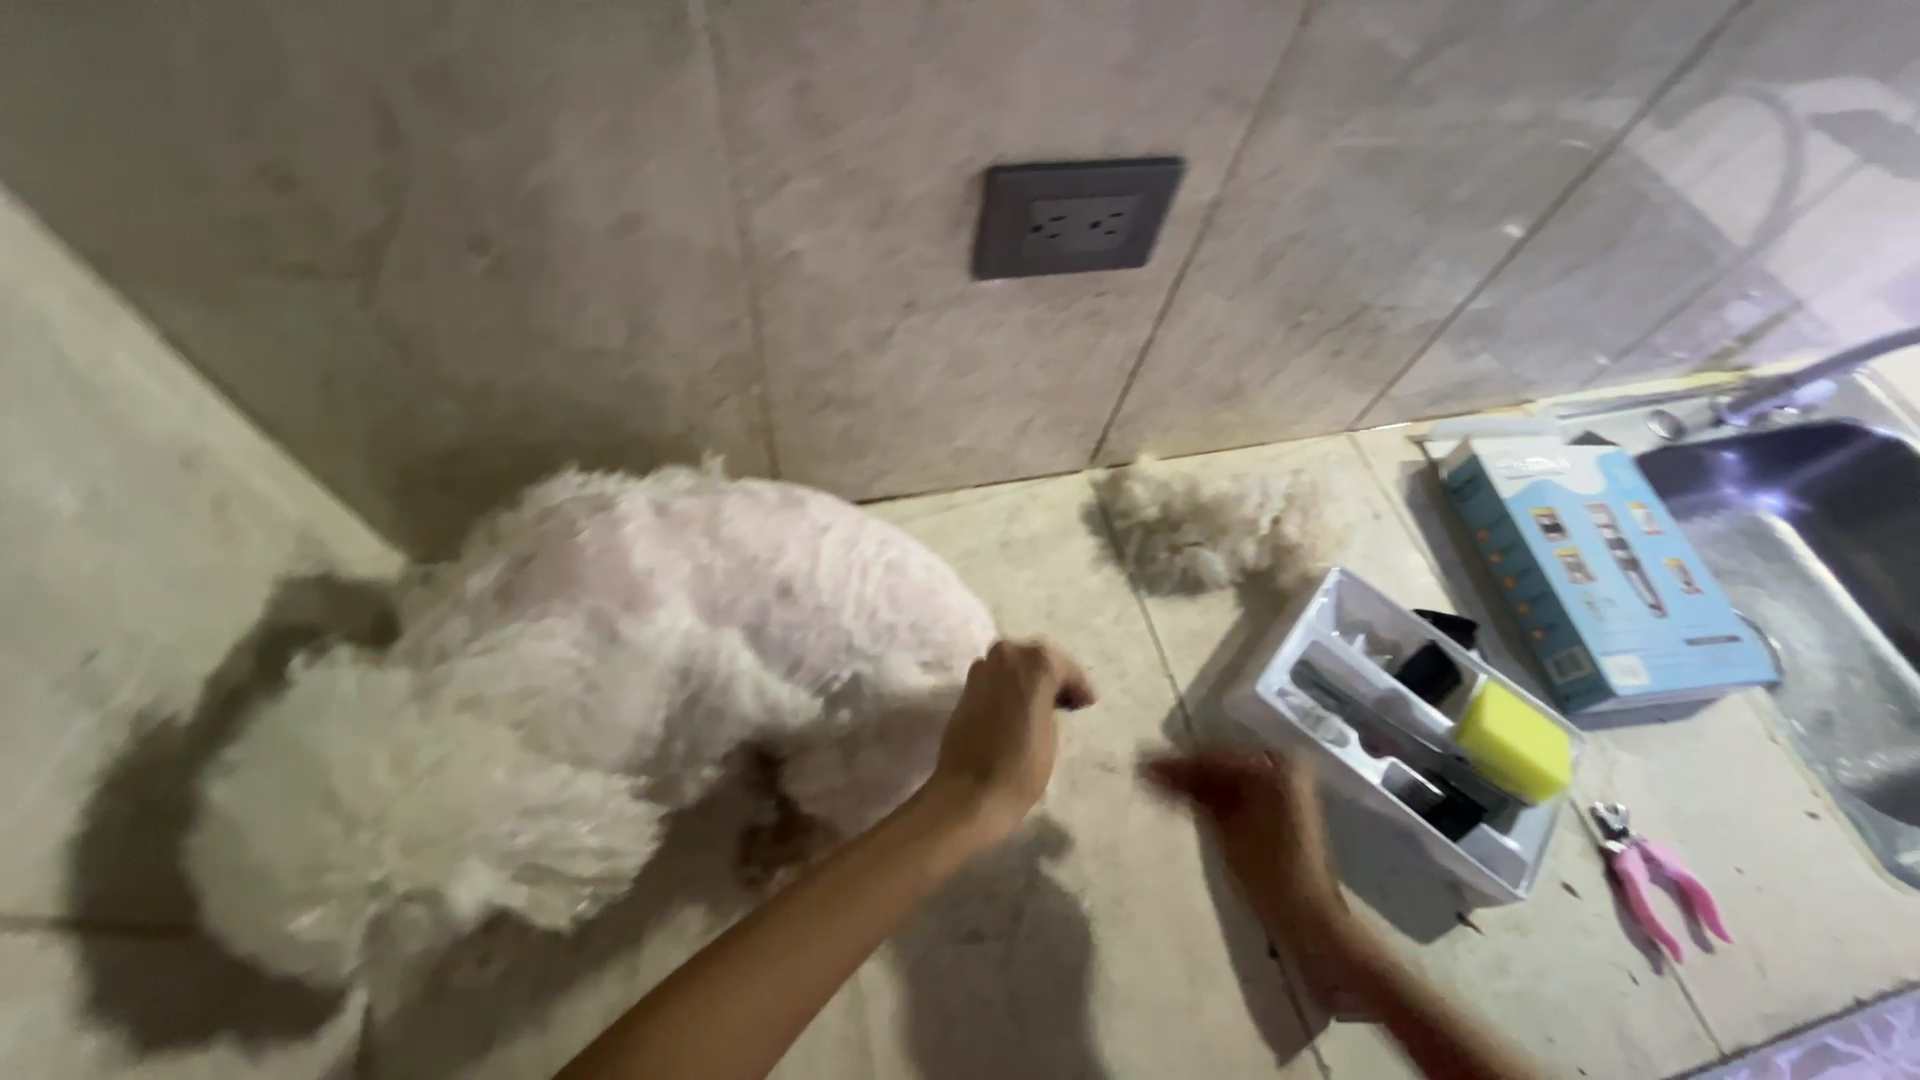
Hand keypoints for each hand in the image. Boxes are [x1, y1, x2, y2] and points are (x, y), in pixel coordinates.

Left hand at [928, 639, 1095, 837]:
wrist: (971, 792)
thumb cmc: (1021, 766)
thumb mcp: (1052, 731)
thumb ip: (1051, 702)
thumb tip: (1048, 697)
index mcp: (1034, 662)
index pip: (1064, 666)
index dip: (1078, 684)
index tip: (1086, 703)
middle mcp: (1005, 655)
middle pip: (1035, 658)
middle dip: (1052, 676)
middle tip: (1067, 701)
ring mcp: (981, 669)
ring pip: (1013, 665)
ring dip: (1028, 680)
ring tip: (1043, 706)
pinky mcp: (966, 688)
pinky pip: (996, 679)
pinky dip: (1009, 688)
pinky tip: (1019, 709)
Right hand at [1141, 750, 1342, 930]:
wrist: (1304, 915)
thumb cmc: (1271, 868)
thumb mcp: (1228, 826)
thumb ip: (1195, 792)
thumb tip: (1153, 768)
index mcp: (1279, 768)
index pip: (1219, 757)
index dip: (1181, 762)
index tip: (1145, 763)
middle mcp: (1281, 771)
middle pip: (1221, 765)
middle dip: (1183, 771)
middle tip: (1144, 770)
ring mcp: (1277, 792)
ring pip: (1223, 780)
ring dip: (1190, 784)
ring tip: (1151, 783)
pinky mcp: (1270, 813)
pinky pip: (1231, 796)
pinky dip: (1204, 798)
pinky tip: (1174, 798)